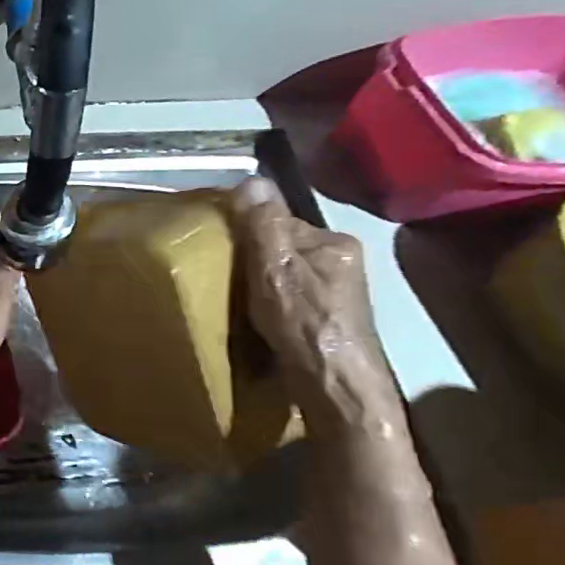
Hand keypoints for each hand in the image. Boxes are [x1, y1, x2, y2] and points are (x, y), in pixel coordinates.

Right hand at [230, 177, 403, 438]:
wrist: (334, 386)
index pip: (282, 221)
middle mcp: (343, 262)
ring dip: (264, 283)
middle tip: (224, 276)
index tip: (221, 245)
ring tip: (237, 301)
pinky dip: (274, 305)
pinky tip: (259, 322)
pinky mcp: (330, 323)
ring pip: (290, 275)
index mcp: (335, 242)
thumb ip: (263, 225)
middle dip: (256, 258)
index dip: (248, 230)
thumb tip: (250, 179)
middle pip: (286, 248)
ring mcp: (341, 295)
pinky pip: (294, 299)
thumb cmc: (303, 323)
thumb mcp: (276, 268)